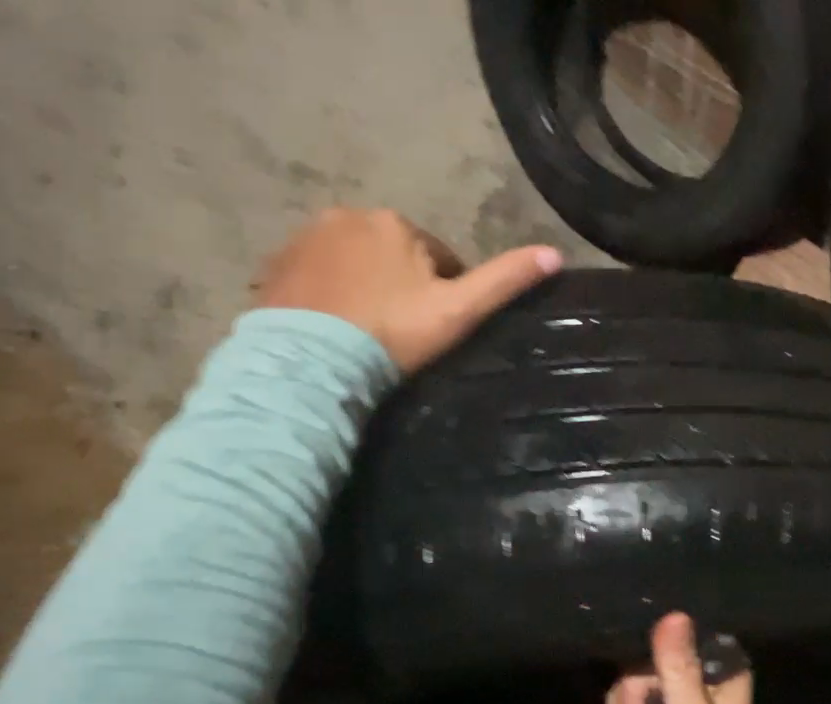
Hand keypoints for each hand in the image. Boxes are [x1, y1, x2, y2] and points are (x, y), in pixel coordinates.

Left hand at [252, 207, 561, 373]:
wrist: (313, 360)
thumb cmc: (395, 332)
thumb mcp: (460, 310)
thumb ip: (505, 280)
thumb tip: (556, 253)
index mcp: (396, 223)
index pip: (438, 256)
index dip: (445, 293)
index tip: (438, 327)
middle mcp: (347, 216)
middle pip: (393, 254)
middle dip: (402, 284)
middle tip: (405, 332)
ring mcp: (304, 238)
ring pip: (354, 262)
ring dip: (366, 287)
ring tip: (371, 332)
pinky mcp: (274, 264)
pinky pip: (316, 275)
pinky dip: (330, 294)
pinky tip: (338, 328)